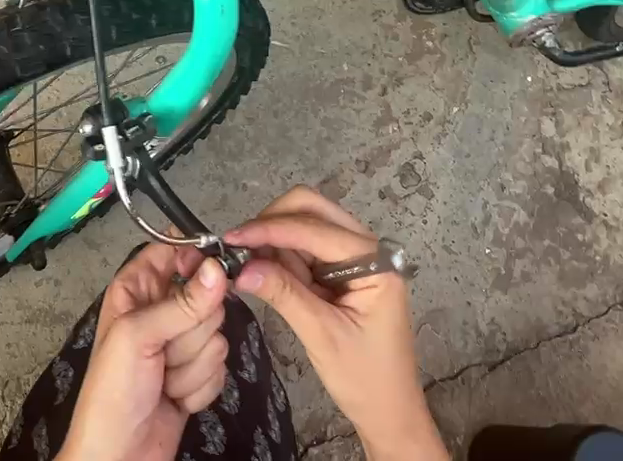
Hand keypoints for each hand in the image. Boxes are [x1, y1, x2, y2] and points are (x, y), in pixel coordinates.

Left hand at [57, 245, 229, 460]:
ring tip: (164, 380)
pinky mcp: (196, 373)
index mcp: (137, 288)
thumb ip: (182, 303)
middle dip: (192, 329)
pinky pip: (220, 365)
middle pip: (205, 294)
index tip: (211, 272)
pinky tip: (176, 398)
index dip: (194, 257)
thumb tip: (217, 268)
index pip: (173, 250)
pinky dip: (200, 386)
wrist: (119, 457)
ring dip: (193, 364)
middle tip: (165, 350)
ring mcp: (179, 343)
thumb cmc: (112, 392)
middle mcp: (160, 309)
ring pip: (216, 333)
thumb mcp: (139, 337)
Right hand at [227, 187, 449, 460]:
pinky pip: (305, 245)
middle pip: (312, 208)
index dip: (270, 229)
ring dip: (275, 236)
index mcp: (374, 261)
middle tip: (240, 246)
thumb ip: (284, 295)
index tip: (232, 238)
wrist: (390, 413)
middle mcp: (366, 247)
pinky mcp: (340, 268)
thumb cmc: (365, 378)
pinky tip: (264, 268)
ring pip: (306, 221)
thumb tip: (242, 268)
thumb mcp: (322, 336)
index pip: (314, 229)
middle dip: (273, 221)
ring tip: (248, 263)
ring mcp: (354, 255)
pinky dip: (282, 251)